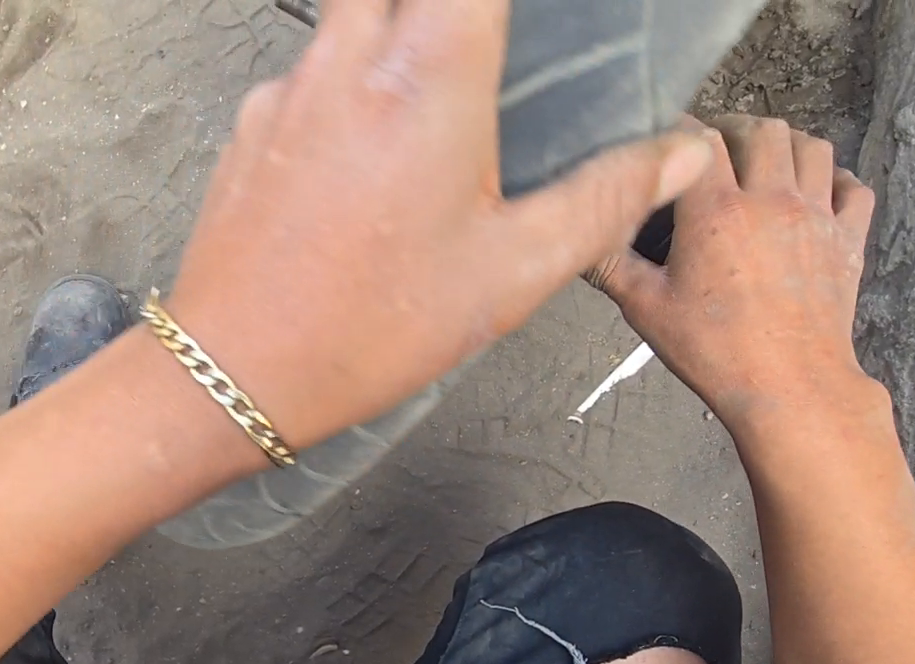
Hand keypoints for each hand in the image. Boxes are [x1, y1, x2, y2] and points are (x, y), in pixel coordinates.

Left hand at [162, 0, 714, 450]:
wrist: (232, 375)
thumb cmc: (368, 330)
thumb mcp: (505, 277)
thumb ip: (602, 202)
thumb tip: (681, 156)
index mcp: (427, 70)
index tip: (512, 26)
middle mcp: (344, 60)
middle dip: (437, 9)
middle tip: (470, 60)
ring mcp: (280, 97)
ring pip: (342, 23)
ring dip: (383, 42)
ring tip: (413, 119)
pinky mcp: (242, 139)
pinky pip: (297, 84)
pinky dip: (332, 96)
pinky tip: (346, 170)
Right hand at [586, 115, 878, 428]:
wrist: (786, 380)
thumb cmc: (708, 346)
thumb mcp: (643, 308)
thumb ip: (612, 267)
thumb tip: (579, 243)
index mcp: (716, 214)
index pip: (698, 144)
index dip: (678, 129)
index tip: (660, 133)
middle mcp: (772, 200)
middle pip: (764, 131)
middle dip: (734, 127)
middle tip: (708, 145)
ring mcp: (818, 215)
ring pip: (813, 146)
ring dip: (783, 143)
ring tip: (757, 159)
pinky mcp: (847, 237)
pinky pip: (852, 185)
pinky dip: (832, 176)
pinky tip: (811, 189)